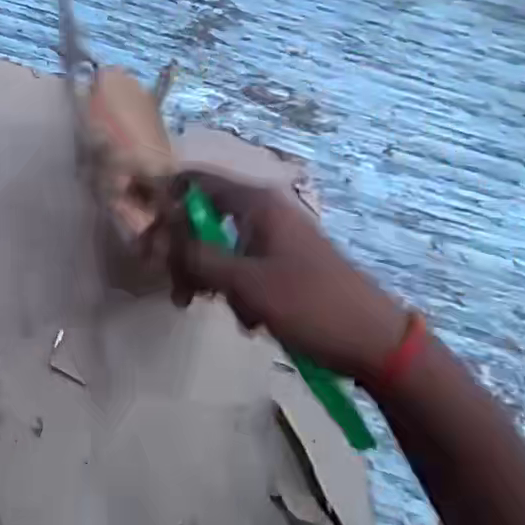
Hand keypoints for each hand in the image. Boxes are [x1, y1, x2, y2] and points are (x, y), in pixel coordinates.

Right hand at [155, 171, 407, 381]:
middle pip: (203, 217)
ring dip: (207, 275)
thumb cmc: (311, 305)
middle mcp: (265, 211)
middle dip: (184, 251)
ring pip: (220, 245)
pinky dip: (233, 287)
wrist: (377, 343)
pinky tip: (245, 316)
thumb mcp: (247, 283)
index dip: (166, 201)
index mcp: (257, 203)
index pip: (196, 181)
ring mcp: (276, 237)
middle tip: (174, 288)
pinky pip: (242, 265)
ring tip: (203, 306)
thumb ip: (198, 258)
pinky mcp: (285, 263)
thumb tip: (159, 238)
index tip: (147, 236)